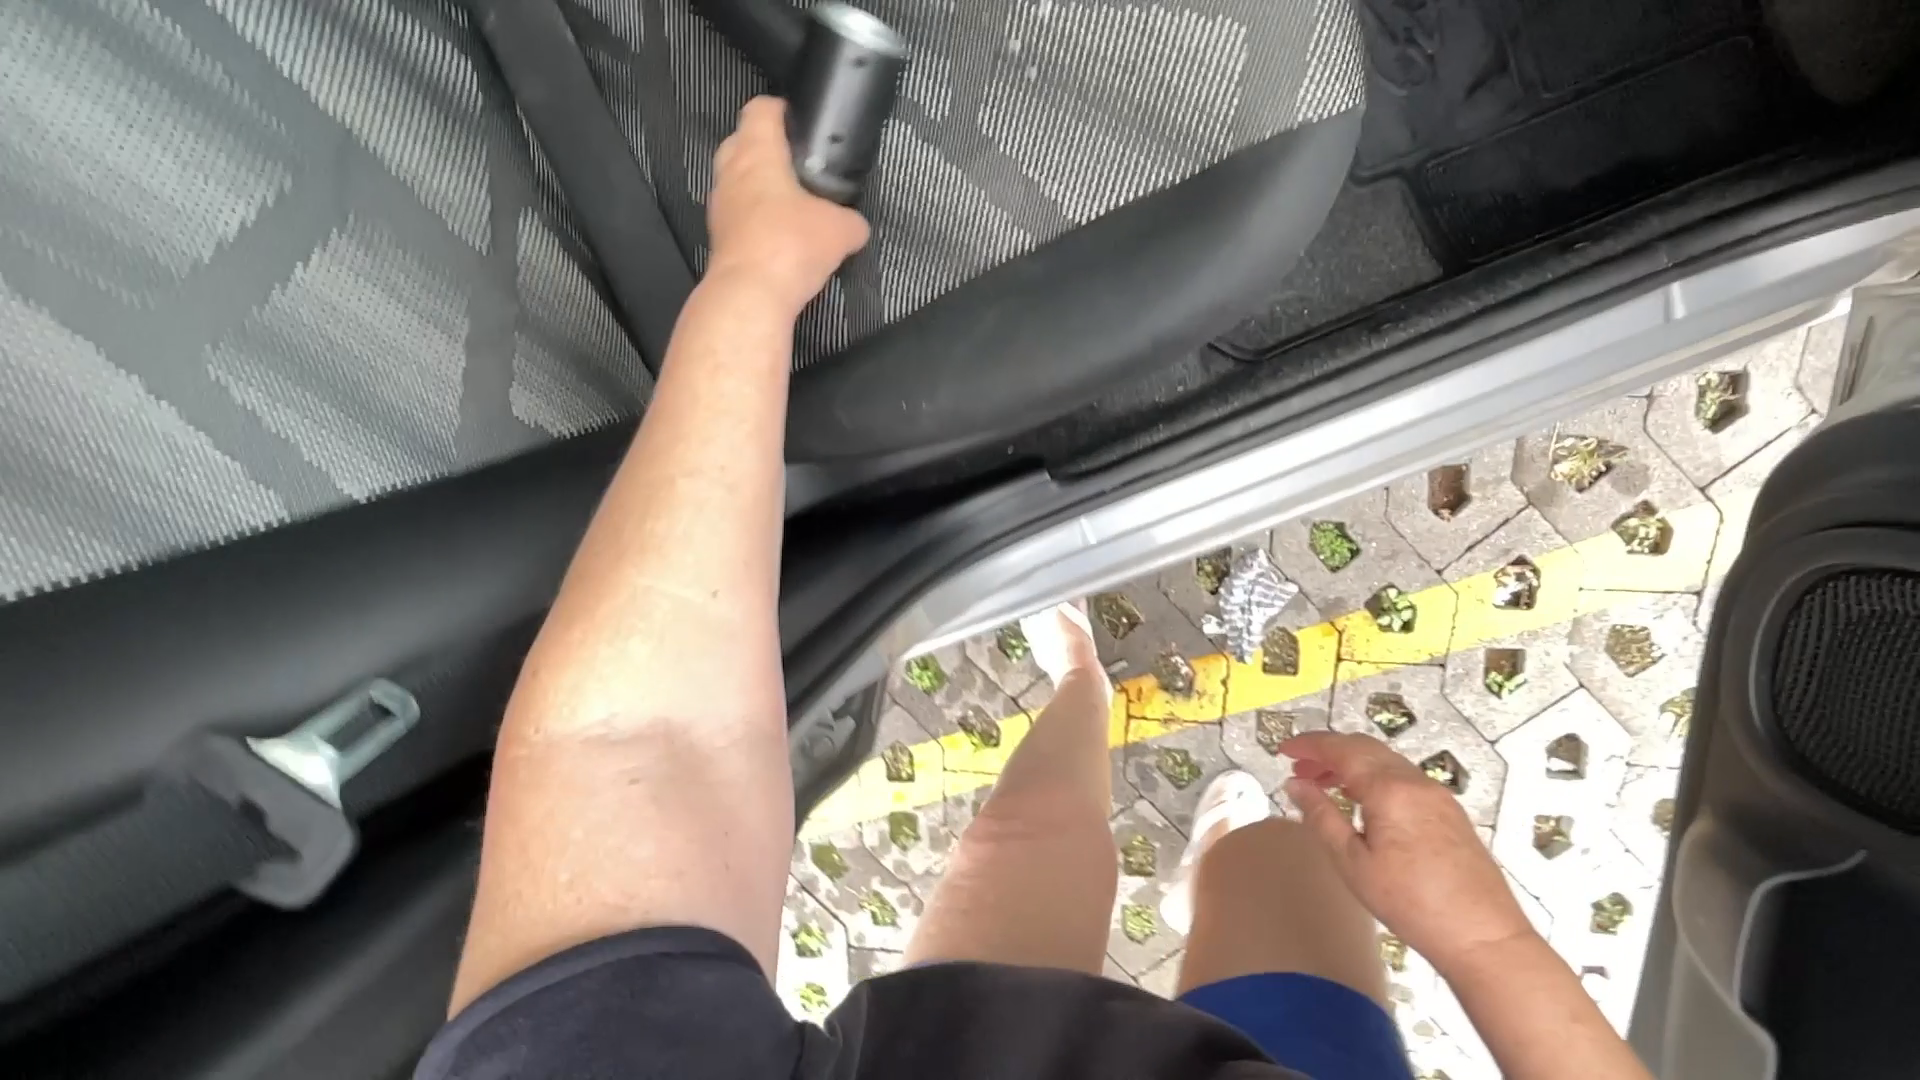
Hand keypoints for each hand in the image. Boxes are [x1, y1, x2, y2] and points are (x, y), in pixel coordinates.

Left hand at [705, 96, 870, 314]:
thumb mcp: (841, 230)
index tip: (800, 122)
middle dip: (767, 149)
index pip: (761, 109)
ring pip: (737, 182)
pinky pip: (738, 218)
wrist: (751, 295)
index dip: (782, 111)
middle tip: (796, 164)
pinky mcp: (719, 239)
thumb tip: (855, 226)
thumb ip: (851, 221)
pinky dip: (755, 221)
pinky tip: (779, 238)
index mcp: (756, 151)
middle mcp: (730, 172)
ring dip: (758, 188)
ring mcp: (720, 207)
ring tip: (790, 204)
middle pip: (742, 142)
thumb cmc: (789, 246)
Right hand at [1280, 731, 1536, 977]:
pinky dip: (1374, 777)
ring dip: (1351, 764)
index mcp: (1389, 789)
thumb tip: (1294, 784)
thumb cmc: (1410, 902)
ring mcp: (1436, 795)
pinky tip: (1362, 802)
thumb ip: (1321, 816)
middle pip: (1364, 747)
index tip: (1282, 750)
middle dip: (1327, 752)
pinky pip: (1402, 777)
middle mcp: (1414, 781)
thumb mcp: (1353, 863)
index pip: (1340, 749)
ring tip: (1324, 785)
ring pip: (1385, 761)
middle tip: (1299, 768)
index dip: (1308, 744)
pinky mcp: (1449, 811)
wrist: (1484, 937)